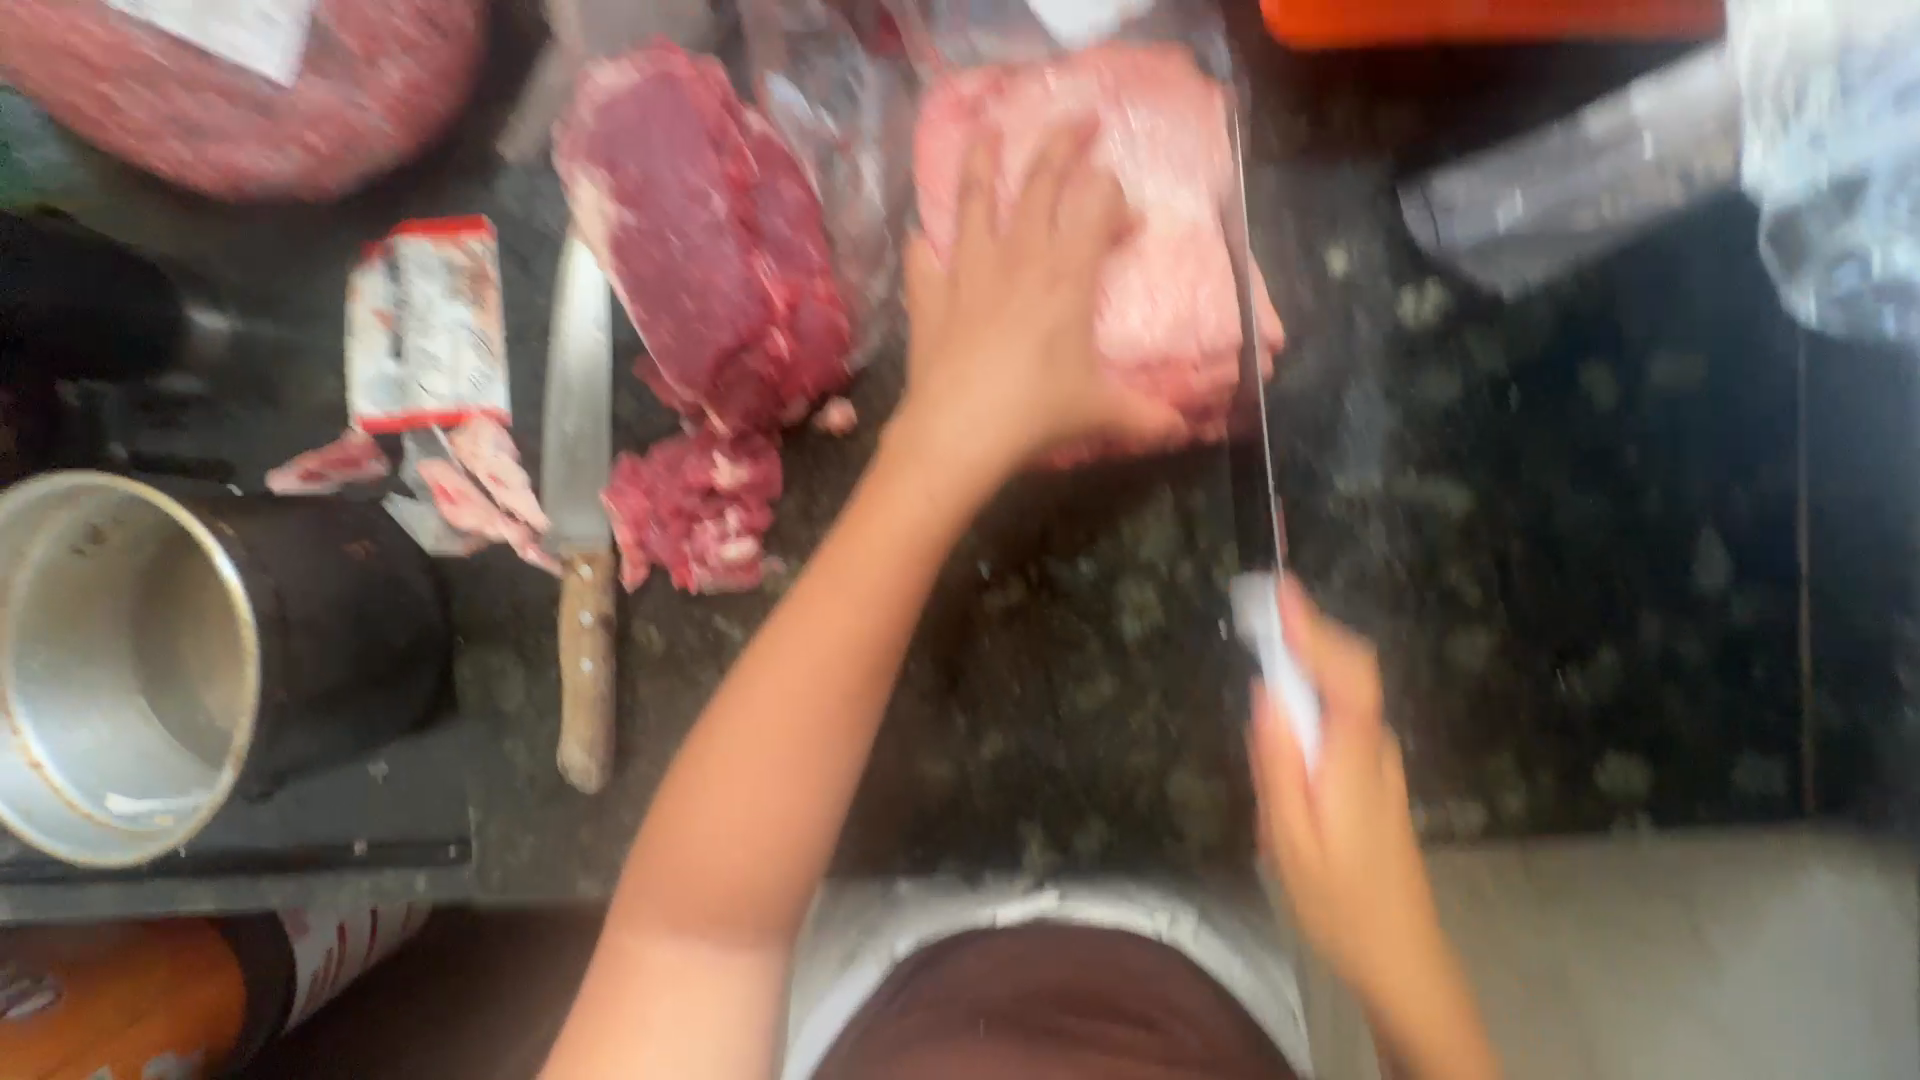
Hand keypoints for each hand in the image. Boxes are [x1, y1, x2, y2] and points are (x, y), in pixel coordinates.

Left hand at [886, 121, 1184, 490]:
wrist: (959, 431)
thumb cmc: (1036, 414)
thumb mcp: (1099, 413)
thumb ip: (1143, 417)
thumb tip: (1180, 432)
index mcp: (1067, 274)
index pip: (1098, 204)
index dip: (1117, 200)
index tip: (1126, 221)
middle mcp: (1019, 257)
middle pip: (1041, 180)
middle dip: (1063, 143)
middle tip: (1079, 119)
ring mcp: (968, 272)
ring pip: (974, 199)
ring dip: (982, 161)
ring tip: (986, 132)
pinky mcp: (930, 296)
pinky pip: (924, 259)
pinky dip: (924, 246)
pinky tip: (922, 238)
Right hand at [1249, 577, 1441, 1001]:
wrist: (1400, 958)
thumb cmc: (1338, 903)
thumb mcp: (1288, 837)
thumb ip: (1277, 761)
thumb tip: (1266, 691)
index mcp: (1354, 759)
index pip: (1347, 673)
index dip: (1315, 627)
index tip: (1278, 590)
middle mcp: (1375, 748)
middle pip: (1345, 673)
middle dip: (1301, 641)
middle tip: (1255, 627)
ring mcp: (1378, 761)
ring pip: (1338, 698)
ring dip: (1301, 676)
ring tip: (1266, 693)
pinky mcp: (1372, 775)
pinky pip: (1337, 720)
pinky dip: (1309, 703)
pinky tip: (1284, 742)